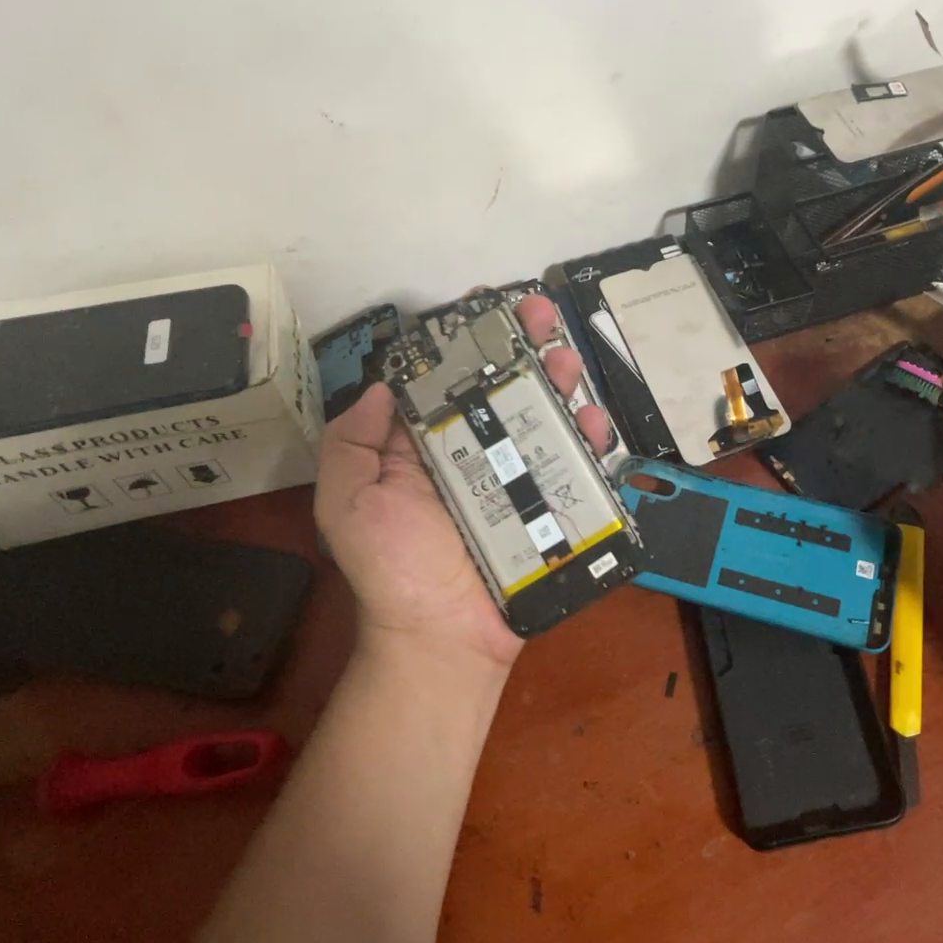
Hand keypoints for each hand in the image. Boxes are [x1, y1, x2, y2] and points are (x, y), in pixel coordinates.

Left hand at [314, 295, 613, 670]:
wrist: (442, 637)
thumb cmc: (393, 569)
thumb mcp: (349, 500)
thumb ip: (352, 442)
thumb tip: (381, 386)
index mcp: (427, 447)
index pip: (449, 381)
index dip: (468, 341)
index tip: (486, 306)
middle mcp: (475, 454)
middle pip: (505, 388)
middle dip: (524, 347)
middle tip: (542, 315)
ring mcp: (518, 479)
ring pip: (544, 418)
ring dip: (560, 381)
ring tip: (569, 358)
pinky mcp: (552, 506)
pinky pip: (575, 466)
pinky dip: (589, 440)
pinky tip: (593, 420)